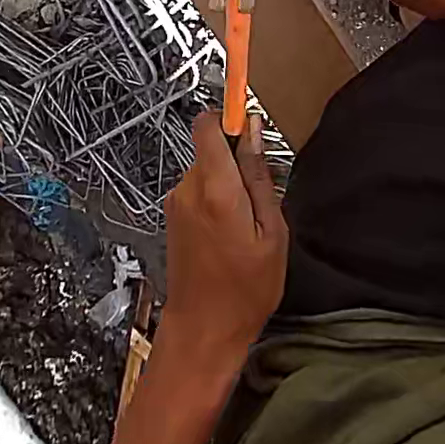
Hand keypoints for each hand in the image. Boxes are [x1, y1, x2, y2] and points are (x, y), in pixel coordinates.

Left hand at [160, 112, 286, 360]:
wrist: (203, 327)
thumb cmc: (244, 288)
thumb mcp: (271, 232)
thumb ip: (259, 176)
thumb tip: (253, 132)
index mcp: (215, 188)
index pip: (207, 125)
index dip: (228, 116)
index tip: (248, 122)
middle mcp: (188, 187)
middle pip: (211, 148)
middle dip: (237, 160)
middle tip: (261, 195)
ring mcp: (176, 201)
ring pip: (207, 169)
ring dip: (227, 182)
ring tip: (246, 222)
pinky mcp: (172, 213)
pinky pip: (198, 189)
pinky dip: (216, 198)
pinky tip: (230, 231)